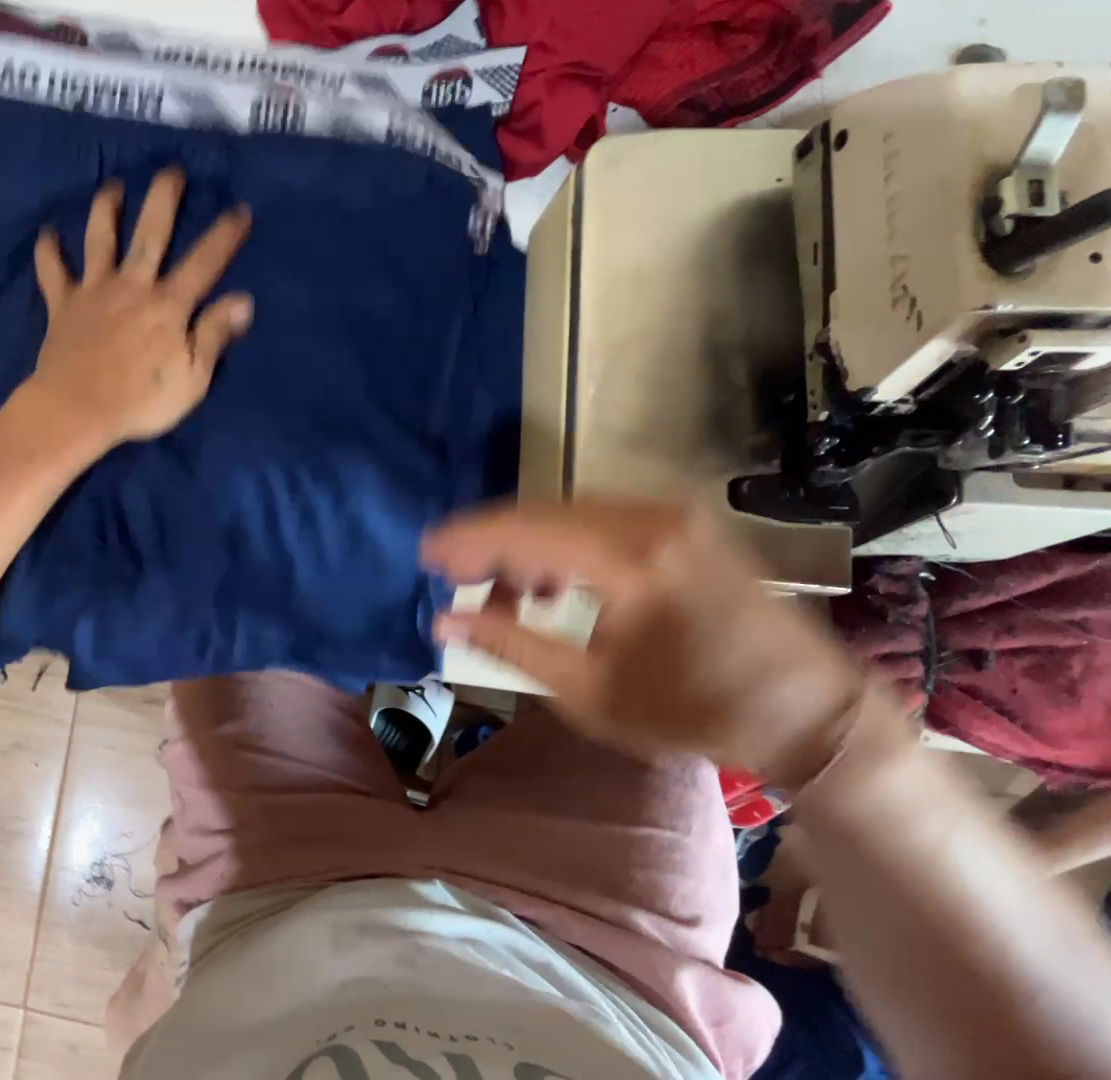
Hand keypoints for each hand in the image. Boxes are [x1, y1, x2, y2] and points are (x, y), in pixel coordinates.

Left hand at [22, 167, 253, 447]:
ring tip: (111, 187)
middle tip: (170, 171)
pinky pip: (53, 273)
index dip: (224, 236)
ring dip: (105, 211)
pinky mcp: (63, 306)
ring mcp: (95, 293)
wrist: (77, 409)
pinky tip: (46, 234)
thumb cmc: (140, 401)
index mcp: (169, 306)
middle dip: (163, 200)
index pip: (204, 263)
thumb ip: (215, 335)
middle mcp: (133, 287)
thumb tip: (243, 300)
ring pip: (100, 241)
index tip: (240, 209)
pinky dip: (48, 253)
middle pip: (150, 234)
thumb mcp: (192, 378)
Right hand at [422, 499, 877, 788]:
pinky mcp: (687, 525)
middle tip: (451, 576)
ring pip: (568, 512)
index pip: (522, 530)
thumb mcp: (589, 691)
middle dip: (489, 542)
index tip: (424, 556)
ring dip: (525, 544)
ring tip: (500, 590)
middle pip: (541, 512)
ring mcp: (675, 517)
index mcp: (628, 560)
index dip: (465, 540)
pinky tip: (551, 581)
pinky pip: (601, 518)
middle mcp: (651, 520)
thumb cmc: (694, 711)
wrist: (809, 713)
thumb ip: (510, 644)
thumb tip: (443, 619)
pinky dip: (563, 543)